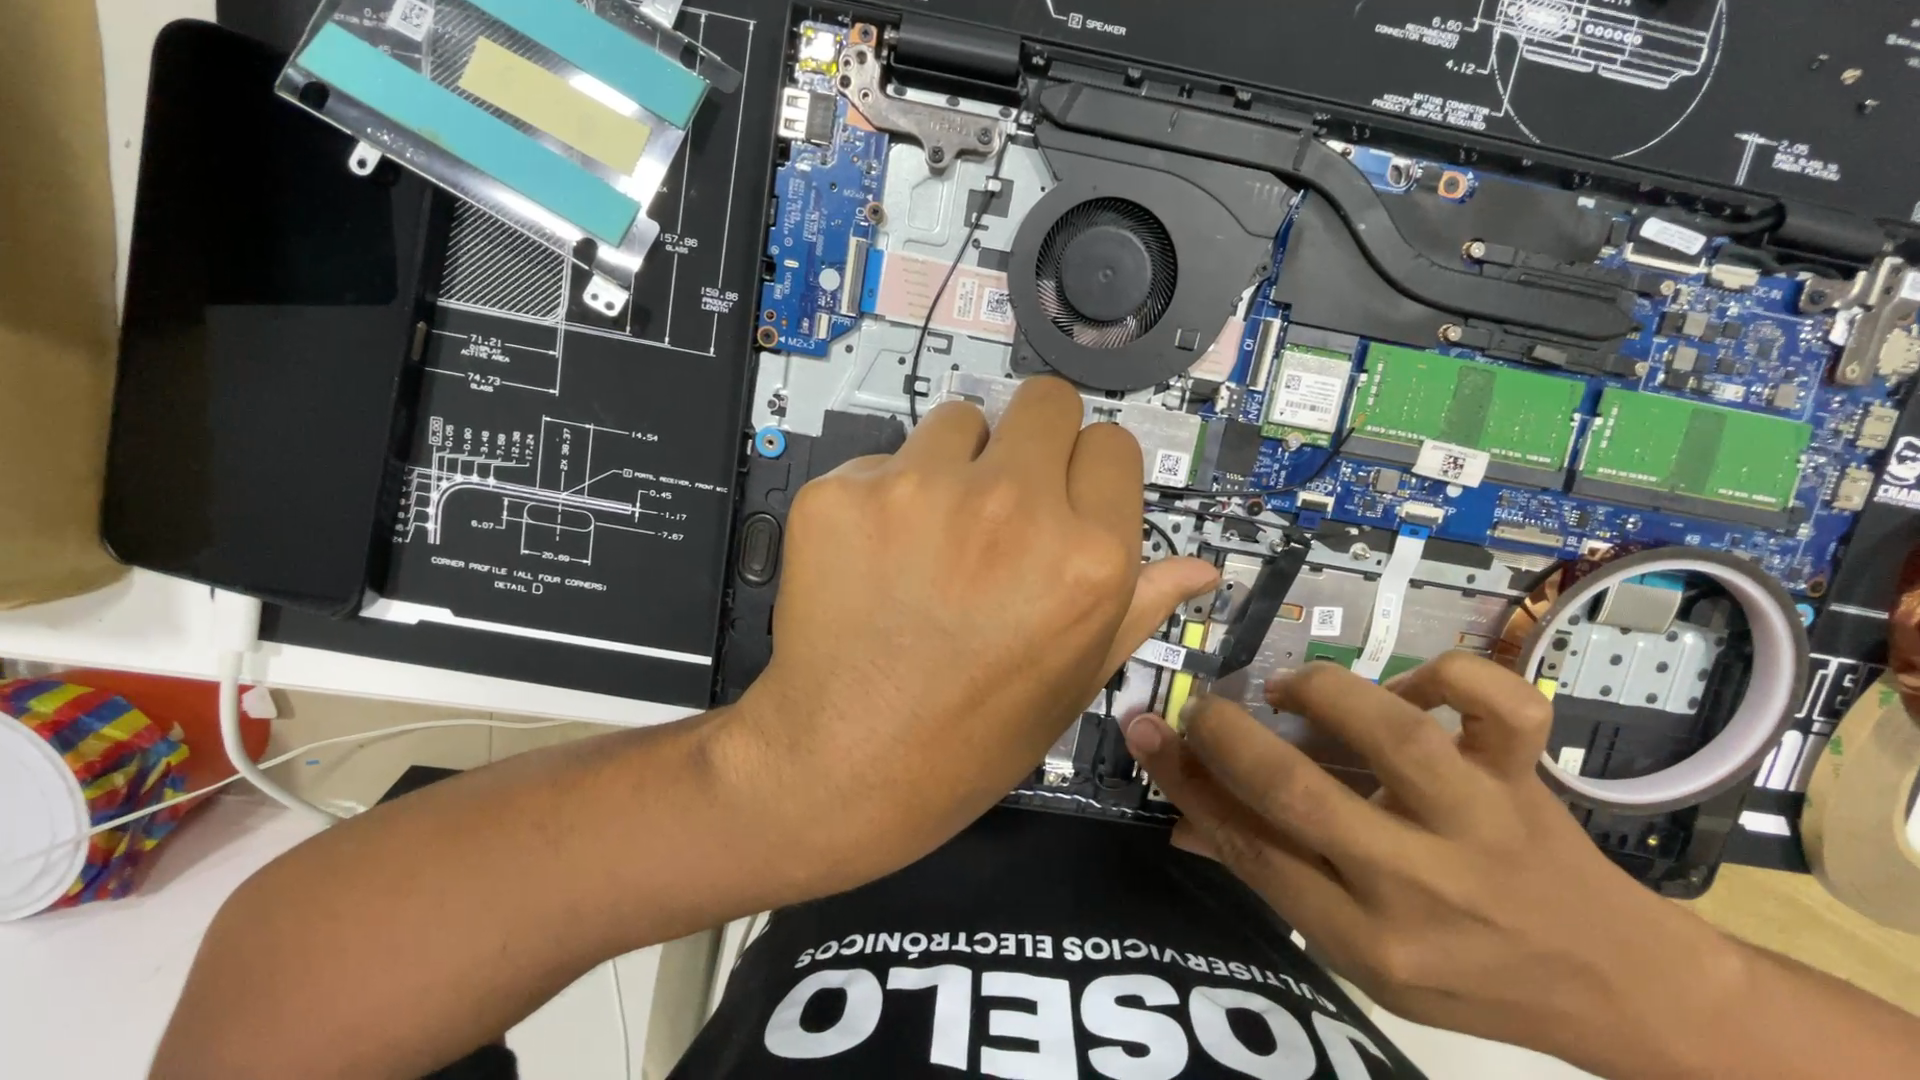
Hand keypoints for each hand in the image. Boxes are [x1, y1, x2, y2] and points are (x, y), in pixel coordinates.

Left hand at [723, 377, 1218, 891]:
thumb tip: (1200, 567)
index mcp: (1089, 558)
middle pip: (1046, 400)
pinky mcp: (843, 492)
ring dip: (954, 463)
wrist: (847, 765)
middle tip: (1000, 499)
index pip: (1113, 445)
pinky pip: (881, 460)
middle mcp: (1014, 508)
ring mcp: (921, 492)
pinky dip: (883, 497)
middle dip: (1033, 440)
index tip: (1063, 502)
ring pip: (959, 420)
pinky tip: (872, 558)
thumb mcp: (1077, 680)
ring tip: (931, 535)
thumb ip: (1141, 606)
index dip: (1088, 474)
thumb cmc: (976, 737)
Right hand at [1124, 654, 1747, 1073]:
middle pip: (1300, 794)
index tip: (1147, 730)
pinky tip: (1410, 687)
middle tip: (1200, 706)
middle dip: (1228, 737)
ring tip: (1291, 689)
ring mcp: (1480, 823)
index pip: (1252, 851)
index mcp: (1368, 939)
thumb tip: (1184, 824)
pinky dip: (1449, 674)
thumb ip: (1274, 881)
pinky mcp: (1526, 779)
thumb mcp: (1362, 958)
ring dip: (1324, 696)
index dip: (1187, 784)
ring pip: (1394, 735)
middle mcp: (1418, 883)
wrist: (1617, 983)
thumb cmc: (1471, 976)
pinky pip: (1500, 705)